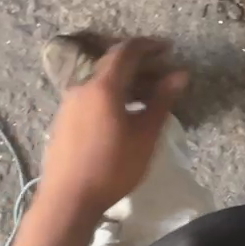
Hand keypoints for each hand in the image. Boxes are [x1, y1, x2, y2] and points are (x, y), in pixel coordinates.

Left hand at [37, 38, 188, 219]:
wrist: (68, 200)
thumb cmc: (112, 167)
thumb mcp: (145, 135)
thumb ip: (162, 101)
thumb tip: (179, 74)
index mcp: (103, 86)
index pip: (126, 51)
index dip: (149, 45)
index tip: (169, 48)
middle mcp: (82, 87)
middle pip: (112, 64)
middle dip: (140, 64)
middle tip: (164, 73)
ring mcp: (70, 104)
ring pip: (101, 81)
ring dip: (127, 81)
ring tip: (149, 96)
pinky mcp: (65, 121)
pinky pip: (92, 96)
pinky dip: (113, 95)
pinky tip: (125, 114)